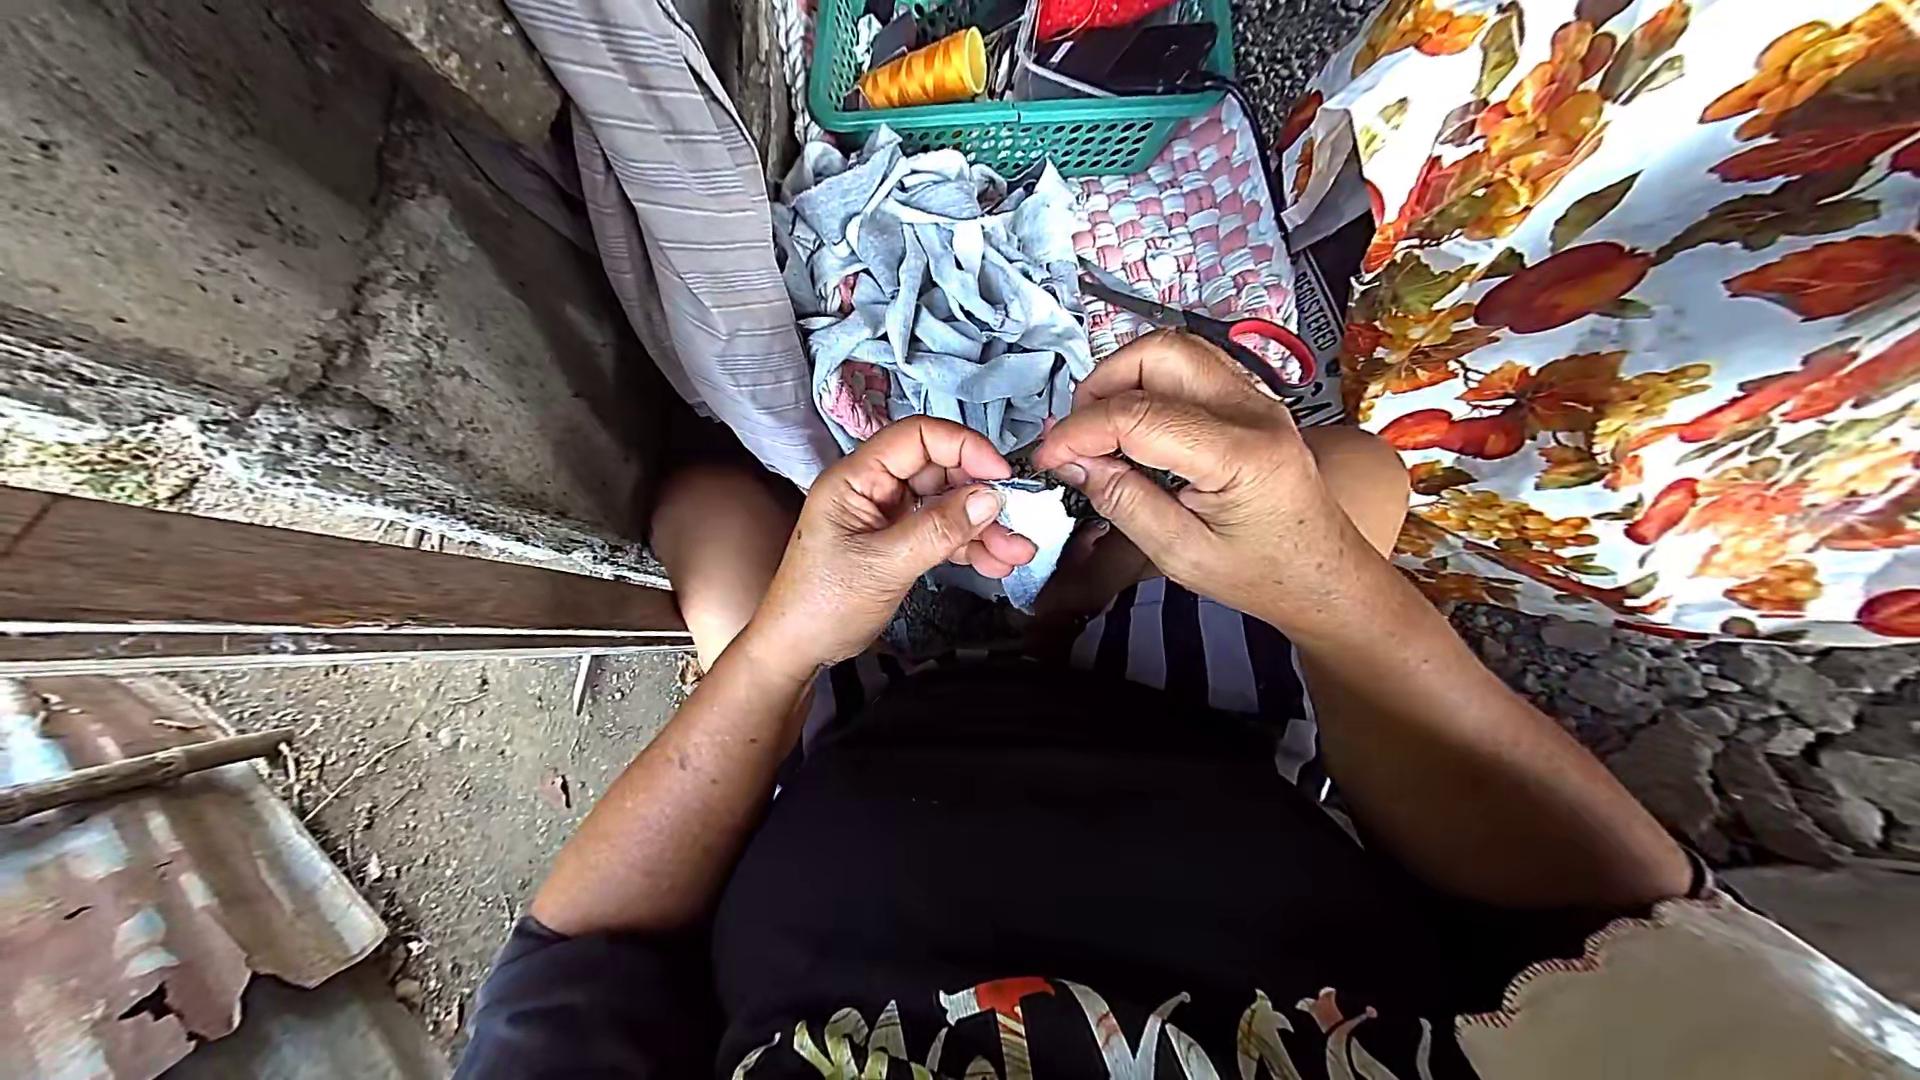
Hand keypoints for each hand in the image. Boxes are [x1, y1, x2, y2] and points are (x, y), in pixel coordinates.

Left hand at [745, 416, 1036, 672]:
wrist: (799, 649)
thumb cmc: (823, 603)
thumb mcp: (883, 564)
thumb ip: (937, 529)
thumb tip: (990, 498)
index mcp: (857, 478)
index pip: (917, 438)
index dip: (963, 447)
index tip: (999, 473)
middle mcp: (875, 489)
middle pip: (939, 472)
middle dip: (981, 495)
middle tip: (1016, 517)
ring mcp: (888, 516)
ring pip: (947, 506)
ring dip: (983, 527)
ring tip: (1017, 551)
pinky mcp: (899, 542)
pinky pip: (942, 533)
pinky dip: (969, 546)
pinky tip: (997, 562)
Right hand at [1032, 331, 1384, 631]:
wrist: (1321, 575)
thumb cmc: (1262, 574)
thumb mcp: (1180, 553)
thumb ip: (1122, 501)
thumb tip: (1074, 463)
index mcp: (1240, 454)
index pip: (1137, 415)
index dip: (1079, 432)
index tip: (1049, 456)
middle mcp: (1253, 411)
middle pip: (1159, 354)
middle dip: (1101, 386)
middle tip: (1076, 434)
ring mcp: (1255, 400)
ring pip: (1173, 351)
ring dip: (1123, 379)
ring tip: (1099, 429)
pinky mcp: (1248, 403)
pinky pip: (1188, 368)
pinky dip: (1146, 384)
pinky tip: (1131, 425)